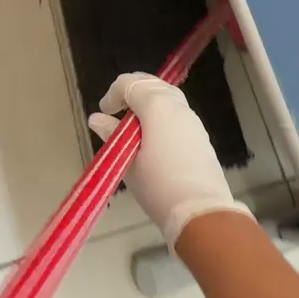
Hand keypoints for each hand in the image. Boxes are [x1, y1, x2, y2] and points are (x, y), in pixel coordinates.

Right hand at [88, 72, 251, 244]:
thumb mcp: (127, 160)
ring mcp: (192, 120)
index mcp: (156, 105)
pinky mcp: (201, 137)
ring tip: (134, 127)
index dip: (113, 94)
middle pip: (151, 84)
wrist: (202, 214)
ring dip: (147, 104)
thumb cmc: (158, 185)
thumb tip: (97, 119)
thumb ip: (112, 134)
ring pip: (166, 97)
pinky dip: (161, 116)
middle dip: (131, 93)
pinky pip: (177, 114)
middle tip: (117, 112)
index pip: (129, 83)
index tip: (104, 113)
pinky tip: (154, 139)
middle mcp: (176, 106)